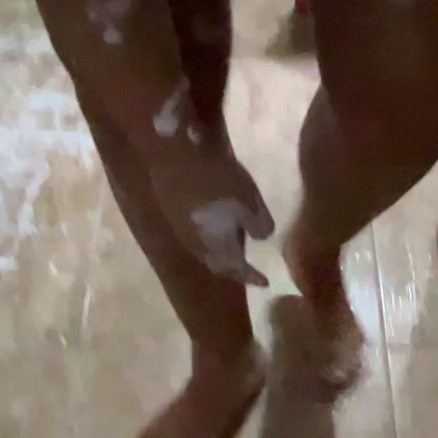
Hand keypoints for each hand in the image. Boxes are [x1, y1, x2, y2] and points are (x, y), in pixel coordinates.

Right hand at [147, 153, 275, 286]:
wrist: (175, 154)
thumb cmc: (219, 182)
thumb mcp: (252, 203)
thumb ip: (261, 226)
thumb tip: (261, 239)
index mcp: (218, 249)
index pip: (239, 271)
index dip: (253, 277)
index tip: (266, 283)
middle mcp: (198, 247)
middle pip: (218, 265)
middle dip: (233, 269)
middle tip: (246, 268)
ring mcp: (182, 230)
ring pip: (204, 251)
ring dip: (219, 253)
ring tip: (231, 248)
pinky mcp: (172, 213)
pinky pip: (194, 235)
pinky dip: (207, 236)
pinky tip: (213, 225)